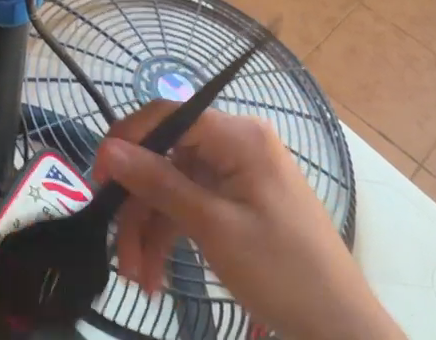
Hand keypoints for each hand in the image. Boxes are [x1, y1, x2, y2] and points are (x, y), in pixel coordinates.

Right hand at [93, 104, 403, 339]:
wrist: (338, 325)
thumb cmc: (282, 270)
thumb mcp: (214, 228)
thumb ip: (159, 184)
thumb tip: (108, 148)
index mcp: (238, 135)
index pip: (168, 116)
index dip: (127, 142)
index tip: (96, 181)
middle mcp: (235, 144)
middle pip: (165, 158)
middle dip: (138, 208)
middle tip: (117, 253)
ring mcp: (235, 174)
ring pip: (172, 188)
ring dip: (149, 232)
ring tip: (138, 280)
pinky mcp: (235, 201)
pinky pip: (189, 206)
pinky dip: (169, 238)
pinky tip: (155, 278)